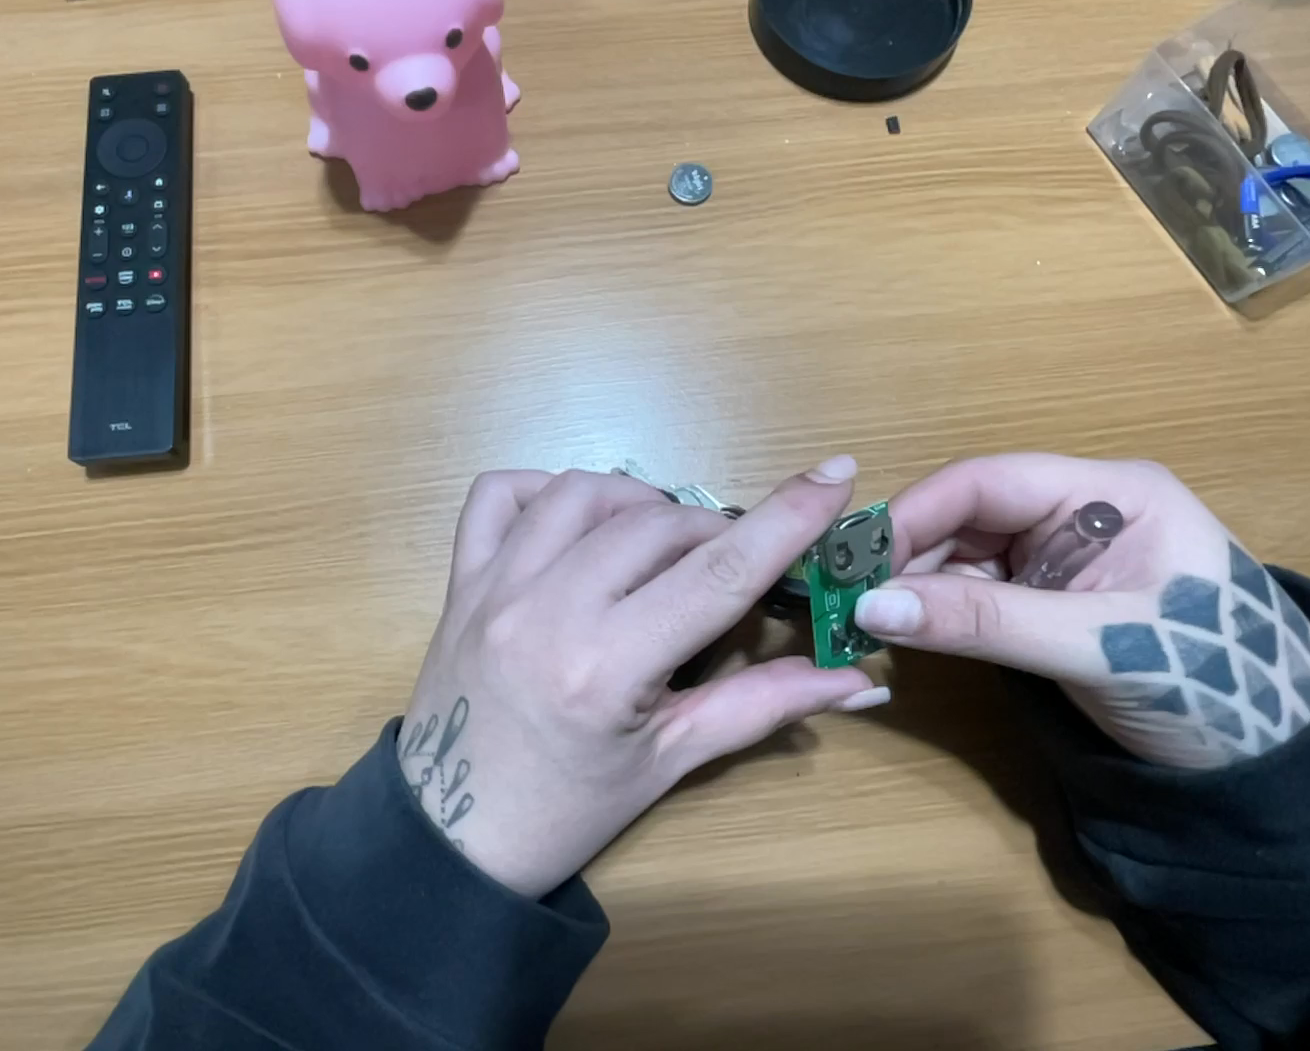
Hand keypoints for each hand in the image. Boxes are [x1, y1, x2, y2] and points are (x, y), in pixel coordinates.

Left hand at [400, 458, 886, 898]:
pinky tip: (578, 522)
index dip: (785, 519)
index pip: (714, 575)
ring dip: (639, 501)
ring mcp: (493, 587)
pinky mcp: (460, 579)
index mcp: (604, 670)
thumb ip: (759, 707)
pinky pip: (497, 494)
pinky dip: (546, 488)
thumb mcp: (666, 763)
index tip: (835, 474)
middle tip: (731, 561)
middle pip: (654, 525)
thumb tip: (860, 682)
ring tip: (660, 539)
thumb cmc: (565, 811)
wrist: (449, 834)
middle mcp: (545, 611)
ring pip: (581, 492)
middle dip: (712, 529)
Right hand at [852, 454, 1309, 768]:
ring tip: (866, 621)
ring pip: (954, 554)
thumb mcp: (1096, 648)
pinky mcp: (1036, 596)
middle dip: (905, 556)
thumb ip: (982, 623)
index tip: (856, 561)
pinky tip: (903, 630)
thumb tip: (870, 608)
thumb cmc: (1212, 682)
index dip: (914, 514)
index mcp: (1105, 494)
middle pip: (961, 516)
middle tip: (850, 600)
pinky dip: (930, 611)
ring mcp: (1051, 555)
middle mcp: (1070, 512)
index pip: (986, 482)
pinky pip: (965, 590)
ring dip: (910, 586)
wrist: (1275, 764)